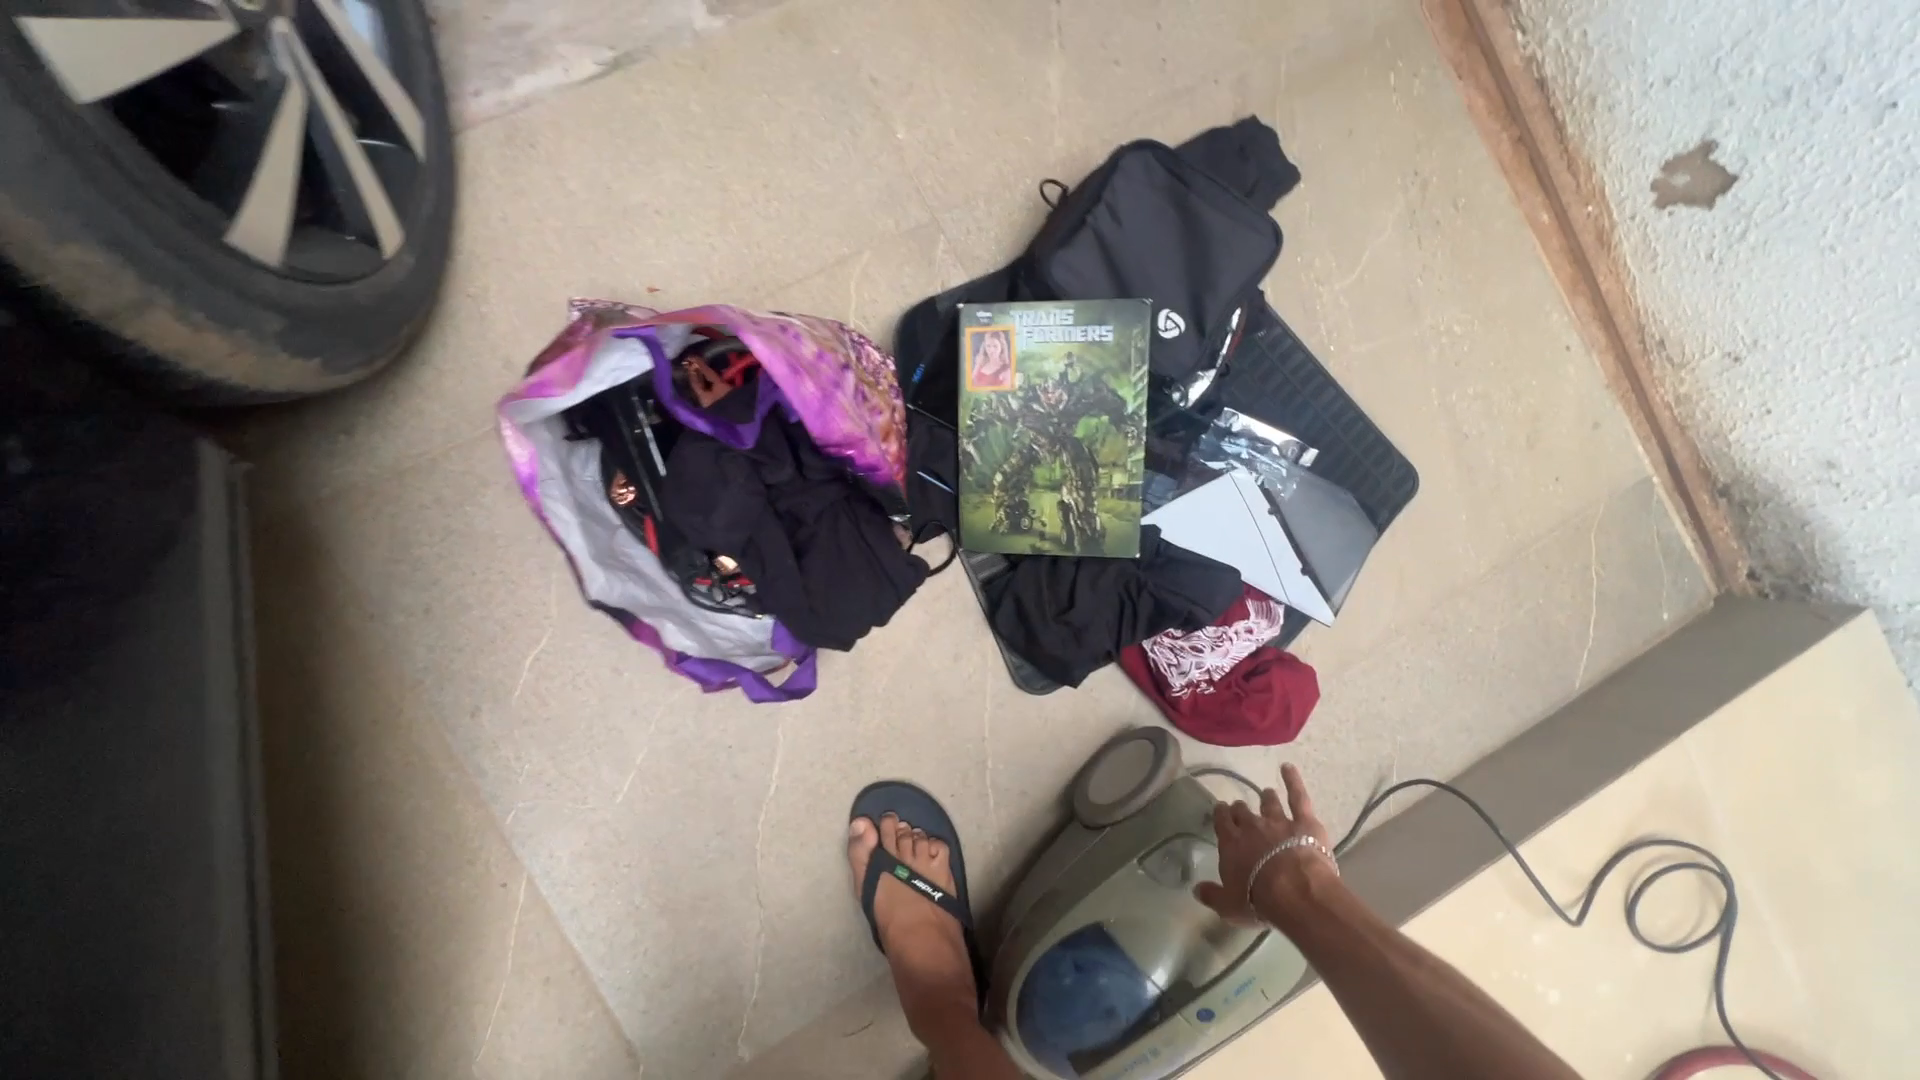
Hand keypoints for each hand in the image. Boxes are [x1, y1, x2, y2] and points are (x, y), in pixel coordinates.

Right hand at [1194, 763, 1336, 925]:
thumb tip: (1196, 889)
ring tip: (1266, 794)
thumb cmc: (1259, 900)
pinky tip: (1288, 768)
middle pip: (1243, 812)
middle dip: (1241, 809)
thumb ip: (1212, 895)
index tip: (1221, 811)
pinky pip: (1298, 796)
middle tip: (1241, 810)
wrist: (1296, 892)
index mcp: (1231, 843)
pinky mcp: (1305, 822)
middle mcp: (1251, 826)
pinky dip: (1293, 781)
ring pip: (1269, 803)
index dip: (1221, 815)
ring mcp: (1278, 821)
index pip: (1222, 822)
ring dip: (1266, 798)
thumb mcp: (1229, 906)